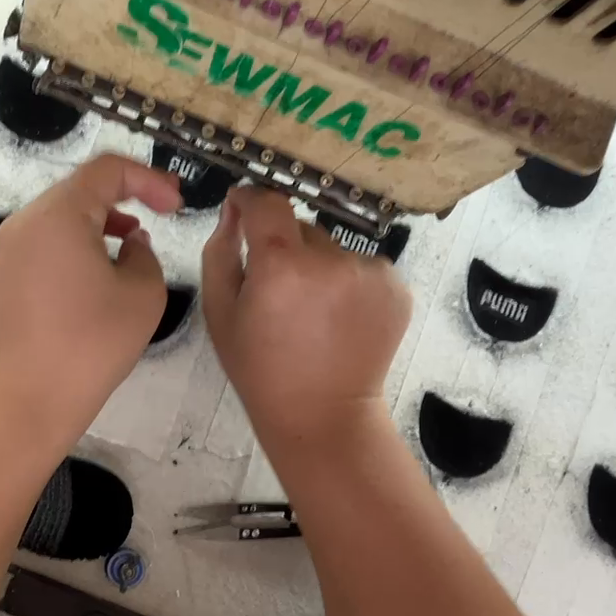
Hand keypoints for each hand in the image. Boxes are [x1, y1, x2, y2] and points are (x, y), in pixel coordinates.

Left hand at [0, 154, 180, 450]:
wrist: (31, 400)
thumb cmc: (92, 344)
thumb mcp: (143, 293)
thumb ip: (146, 254)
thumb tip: (130, 242)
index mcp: (57, 214)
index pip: (106, 170)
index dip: (148, 178)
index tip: (176, 204)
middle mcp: (24, 223)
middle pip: (79, 190)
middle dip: (123, 199)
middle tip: (159, 218)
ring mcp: (7, 252)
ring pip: (59, 218)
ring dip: (98, 223)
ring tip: (130, 247)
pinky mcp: (2, 279)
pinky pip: (43, 246)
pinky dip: (74, 247)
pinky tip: (96, 276)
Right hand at [202, 186, 410, 462]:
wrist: (321, 414)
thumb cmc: (259, 368)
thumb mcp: (220, 314)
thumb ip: (220, 253)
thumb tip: (234, 212)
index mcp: (280, 264)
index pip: (266, 203)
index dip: (250, 201)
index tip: (241, 208)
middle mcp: (330, 258)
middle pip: (300, 229)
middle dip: (284, 250)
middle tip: (277, 293)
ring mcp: (369, 271)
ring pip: (332, 249)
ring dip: (318, 267)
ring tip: (310, 313)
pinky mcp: (395, 286)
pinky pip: (361, 267)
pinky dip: (347, 284)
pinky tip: (337, 319)